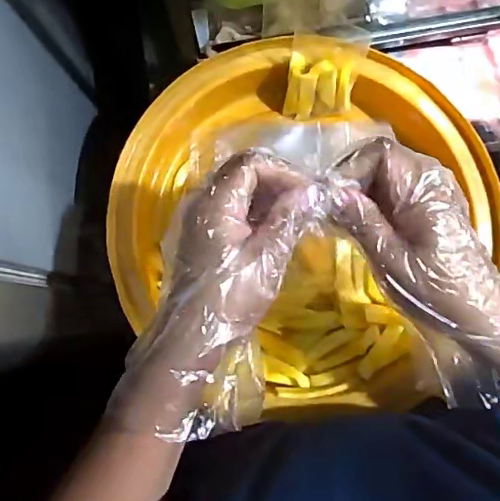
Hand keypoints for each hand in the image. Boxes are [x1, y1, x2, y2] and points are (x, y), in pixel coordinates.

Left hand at [109, 150, 329, 438]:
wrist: (188, 338)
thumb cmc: (230, 298)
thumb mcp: (267, 259)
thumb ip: (288, 219)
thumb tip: (311, 190)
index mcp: (214, 201)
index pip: (251, 163)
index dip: (284, 171)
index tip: (308, 192)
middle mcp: (198, 200)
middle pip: (239, 172)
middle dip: (275, 181)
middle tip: (303, 203)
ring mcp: (192, 217)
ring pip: (232, 190)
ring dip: (263, 197)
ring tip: (291, 217)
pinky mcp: (193, 234)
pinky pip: (224, 209)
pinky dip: (248, 212)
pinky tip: (268, 231)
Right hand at [332, 137, 499, 394]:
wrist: (483, 316)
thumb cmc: (438, 292)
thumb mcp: (391, 261)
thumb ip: (361, 221)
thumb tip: (327, 192)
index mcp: (424, 187)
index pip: (377, 152)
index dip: (349, 170)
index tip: (331, 200)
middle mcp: (431, 177)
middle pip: (379, 157)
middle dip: (351, 180)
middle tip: (332, 211)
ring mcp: (434, 188)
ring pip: (385, 171)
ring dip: (361, 191)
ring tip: (343, 220)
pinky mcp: (432, 203)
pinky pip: (396, 186)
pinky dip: (375, 199)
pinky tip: (365, 225)